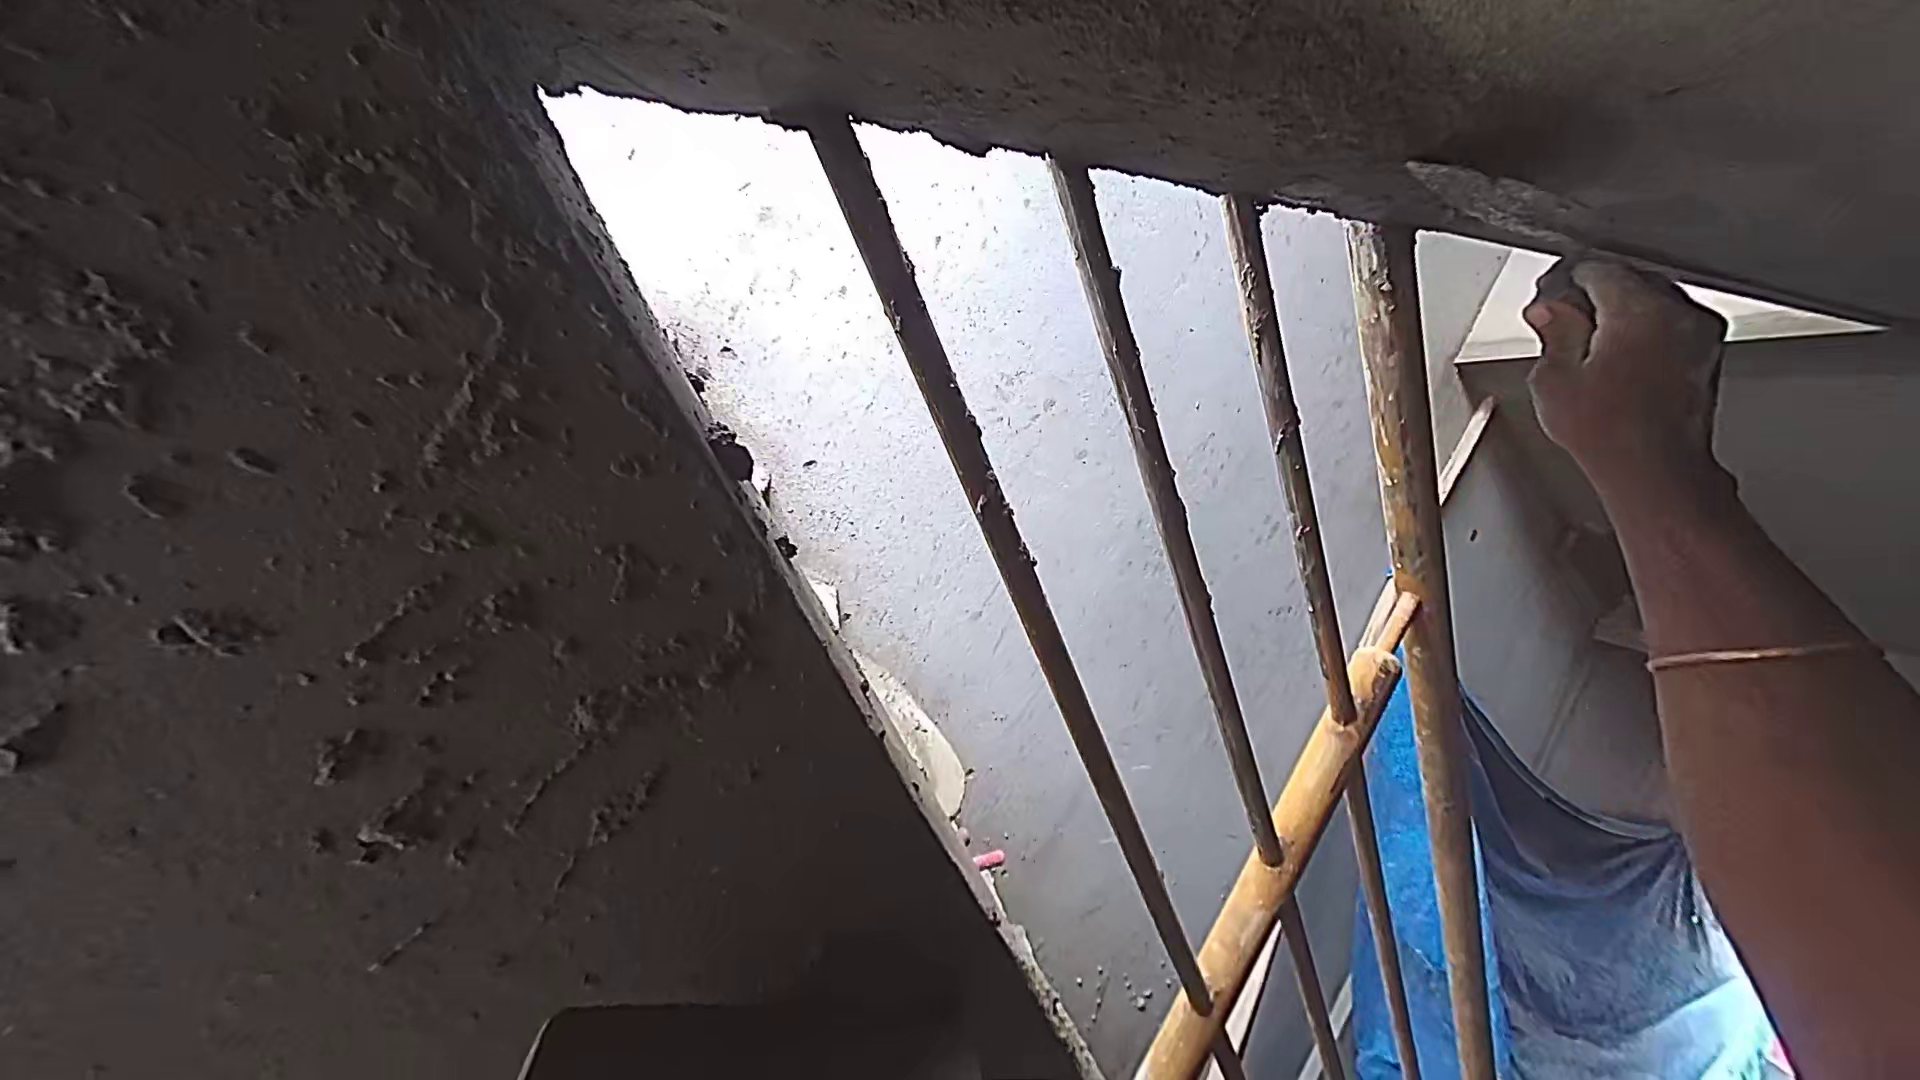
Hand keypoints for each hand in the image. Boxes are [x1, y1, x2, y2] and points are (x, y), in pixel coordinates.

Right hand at [1524, 259, 1728, 490]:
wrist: (1650, 463)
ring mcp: (1698, 334)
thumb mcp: (1554, 377)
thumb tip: (1548, 310)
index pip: (1601, 272)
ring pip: (1653, 302)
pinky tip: (1610, 354)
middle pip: (1632, 281)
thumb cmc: (1604, 427)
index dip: (1566, 279)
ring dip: (1617, 312)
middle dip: (1592, 294)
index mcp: (1638, 311)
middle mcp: (1678, 314)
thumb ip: (1554, 334)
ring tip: (1580, 337)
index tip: (1547, 292)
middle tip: (1555, 313)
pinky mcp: (1704, 355)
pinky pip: (1668, 325)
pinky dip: (1638, 329)